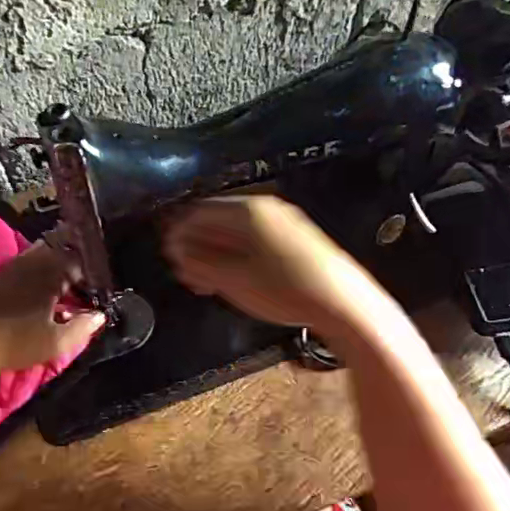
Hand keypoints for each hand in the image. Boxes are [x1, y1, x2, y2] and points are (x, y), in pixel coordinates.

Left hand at [0, 243, 105, 376]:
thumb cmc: (18, 343)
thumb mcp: (58, 342)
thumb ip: (84, 327)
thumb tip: (100, 315)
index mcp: (49, 273)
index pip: (79, 262)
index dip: (91, 276)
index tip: (97, 292)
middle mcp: (32, 262)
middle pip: (61, 253)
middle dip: (75, 267)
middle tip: (84, 288)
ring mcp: (13, 267)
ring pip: (43, 255)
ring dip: (56, 268)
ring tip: (66, 289)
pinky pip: (27, 264)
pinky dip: (39, 272)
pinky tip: (42, 293)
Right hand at [162, 195, 392, 339]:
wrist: (341, 303)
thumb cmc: (282, 289)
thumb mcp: (231, 279)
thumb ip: (198, 262)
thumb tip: (177, 249)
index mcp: (247, 210)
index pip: (199, 211)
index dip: (179, 232)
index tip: (169, 256)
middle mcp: (265, 207)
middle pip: (217, 219)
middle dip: (197, 244)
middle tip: (185, 273)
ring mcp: (282, 222)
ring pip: (235, 232)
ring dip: (215, 253)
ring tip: (206, 281)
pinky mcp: (294, 239)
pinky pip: (254, 240)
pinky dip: (236, 256)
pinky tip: (233, 279)